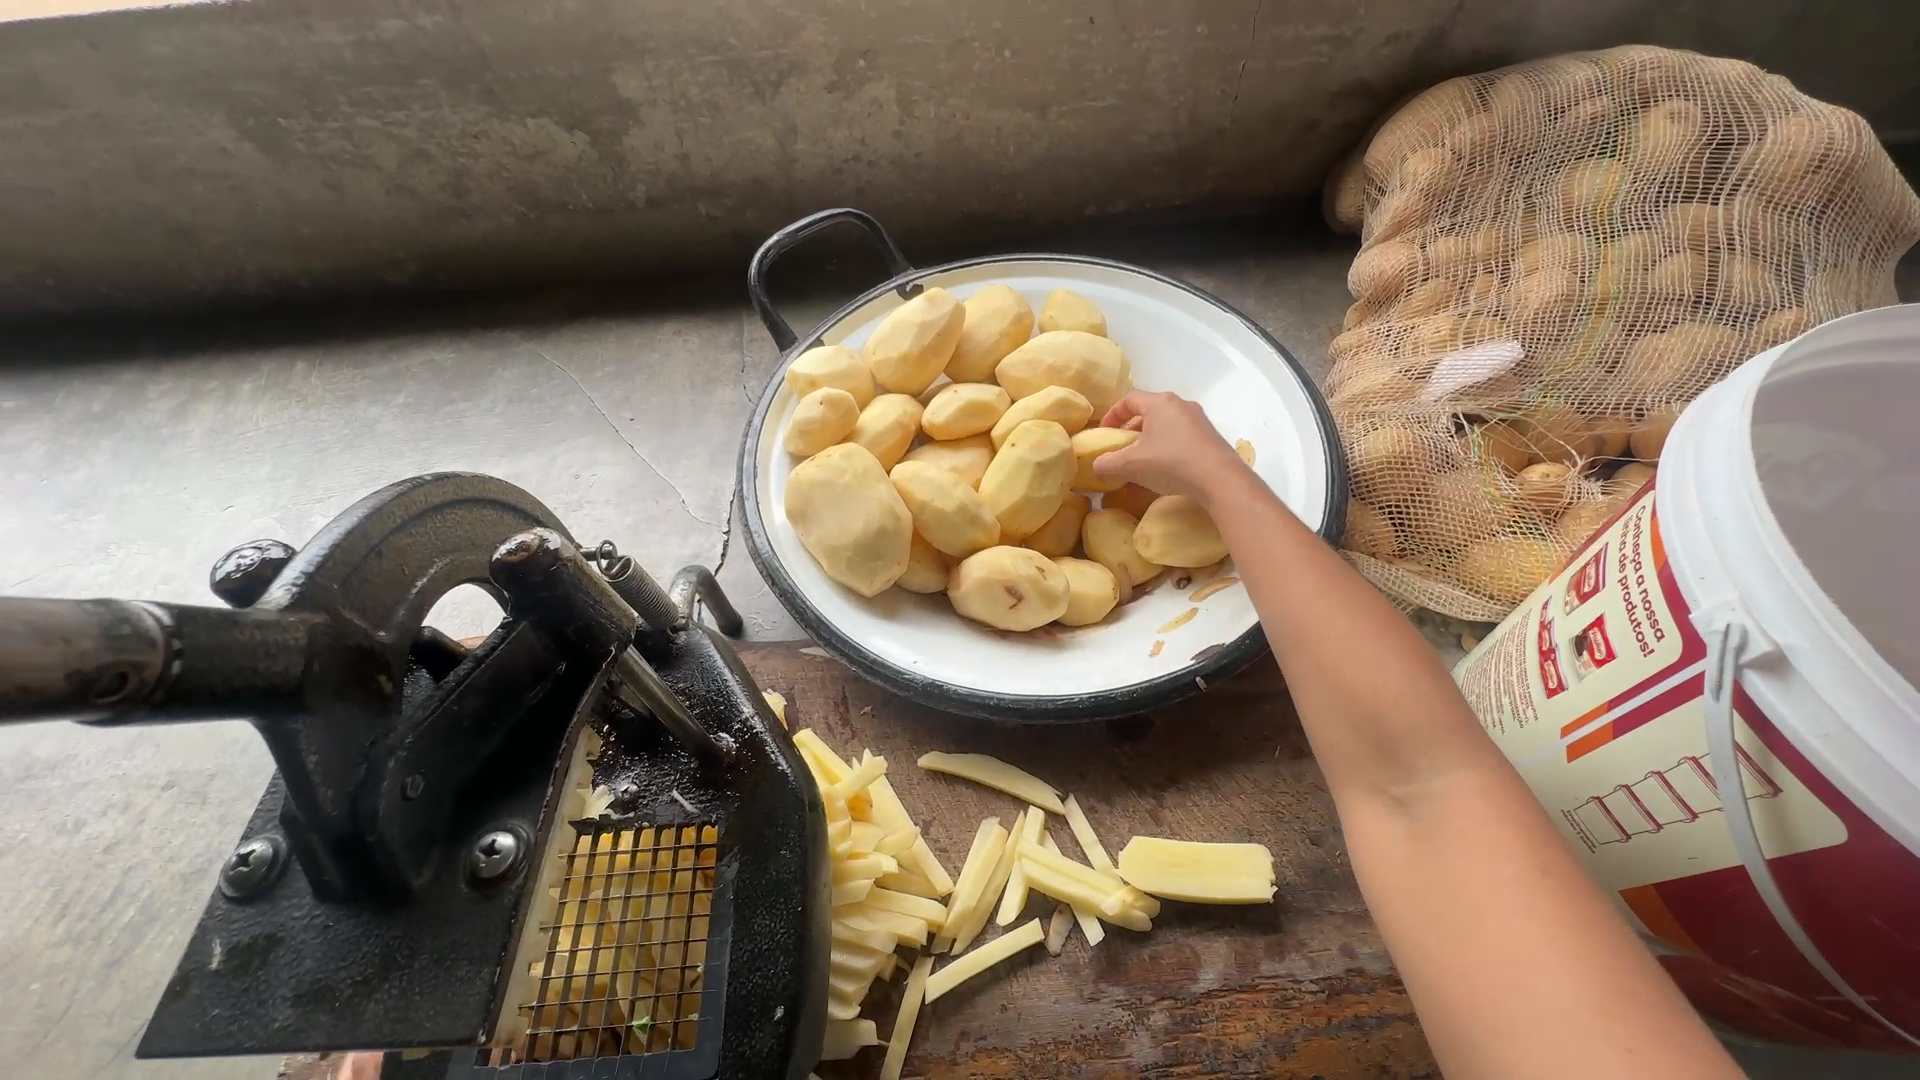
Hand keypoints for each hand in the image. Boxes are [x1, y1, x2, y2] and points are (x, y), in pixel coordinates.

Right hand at [1091, 391, 1249, 503]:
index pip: (1129, 399)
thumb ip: (1107, 464)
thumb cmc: (1170, 462)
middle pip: (1148, 412)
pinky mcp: (1209, 437)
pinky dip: (1166, 449)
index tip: (1104, 433)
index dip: (1112, 415)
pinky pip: (1180, 437)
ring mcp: (1198, 420)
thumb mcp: (1130, 465)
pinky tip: (1163, 471)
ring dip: (1148, 441)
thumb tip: (1096, 466)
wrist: (1219, 479)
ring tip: (1140, 462)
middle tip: (1121, 448)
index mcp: (1160, 403)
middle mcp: (1180, 405)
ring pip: (1165, 426)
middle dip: (1130, 430)